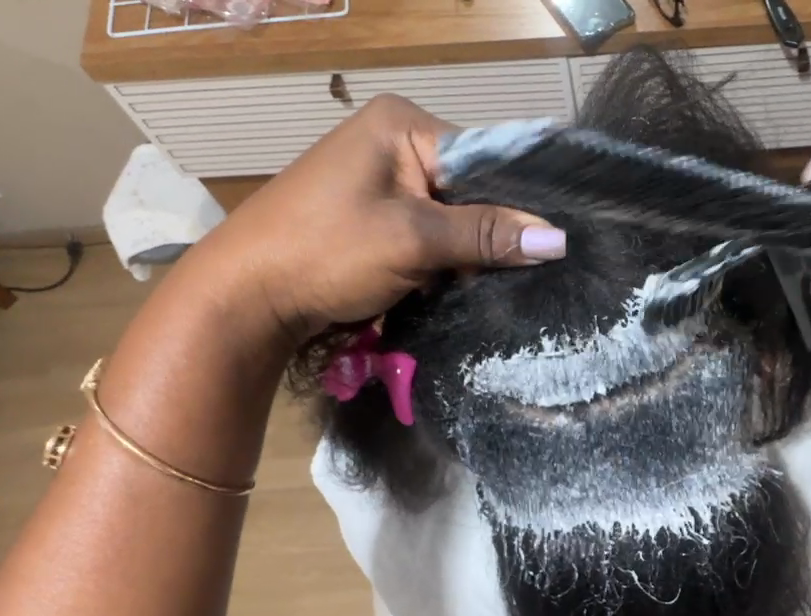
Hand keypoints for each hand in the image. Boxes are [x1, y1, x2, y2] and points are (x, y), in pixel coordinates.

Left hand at [172, 94, 566, 344]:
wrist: (252, 295)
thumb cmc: (326, 251)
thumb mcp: (413, 240)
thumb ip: (486, 235)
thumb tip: (558, 239)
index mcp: (403, 126)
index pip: (487, 158)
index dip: (520, 203)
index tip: (554, 247)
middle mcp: (398, 145)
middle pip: (474, 191)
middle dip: (496, 235)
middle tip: (529, 275)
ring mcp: (387, 186)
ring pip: (458, 221)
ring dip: (474, 257)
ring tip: (502, 287)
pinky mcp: (382, 223)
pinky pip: (435, 240)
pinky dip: (451, 266)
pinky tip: (466, 288)